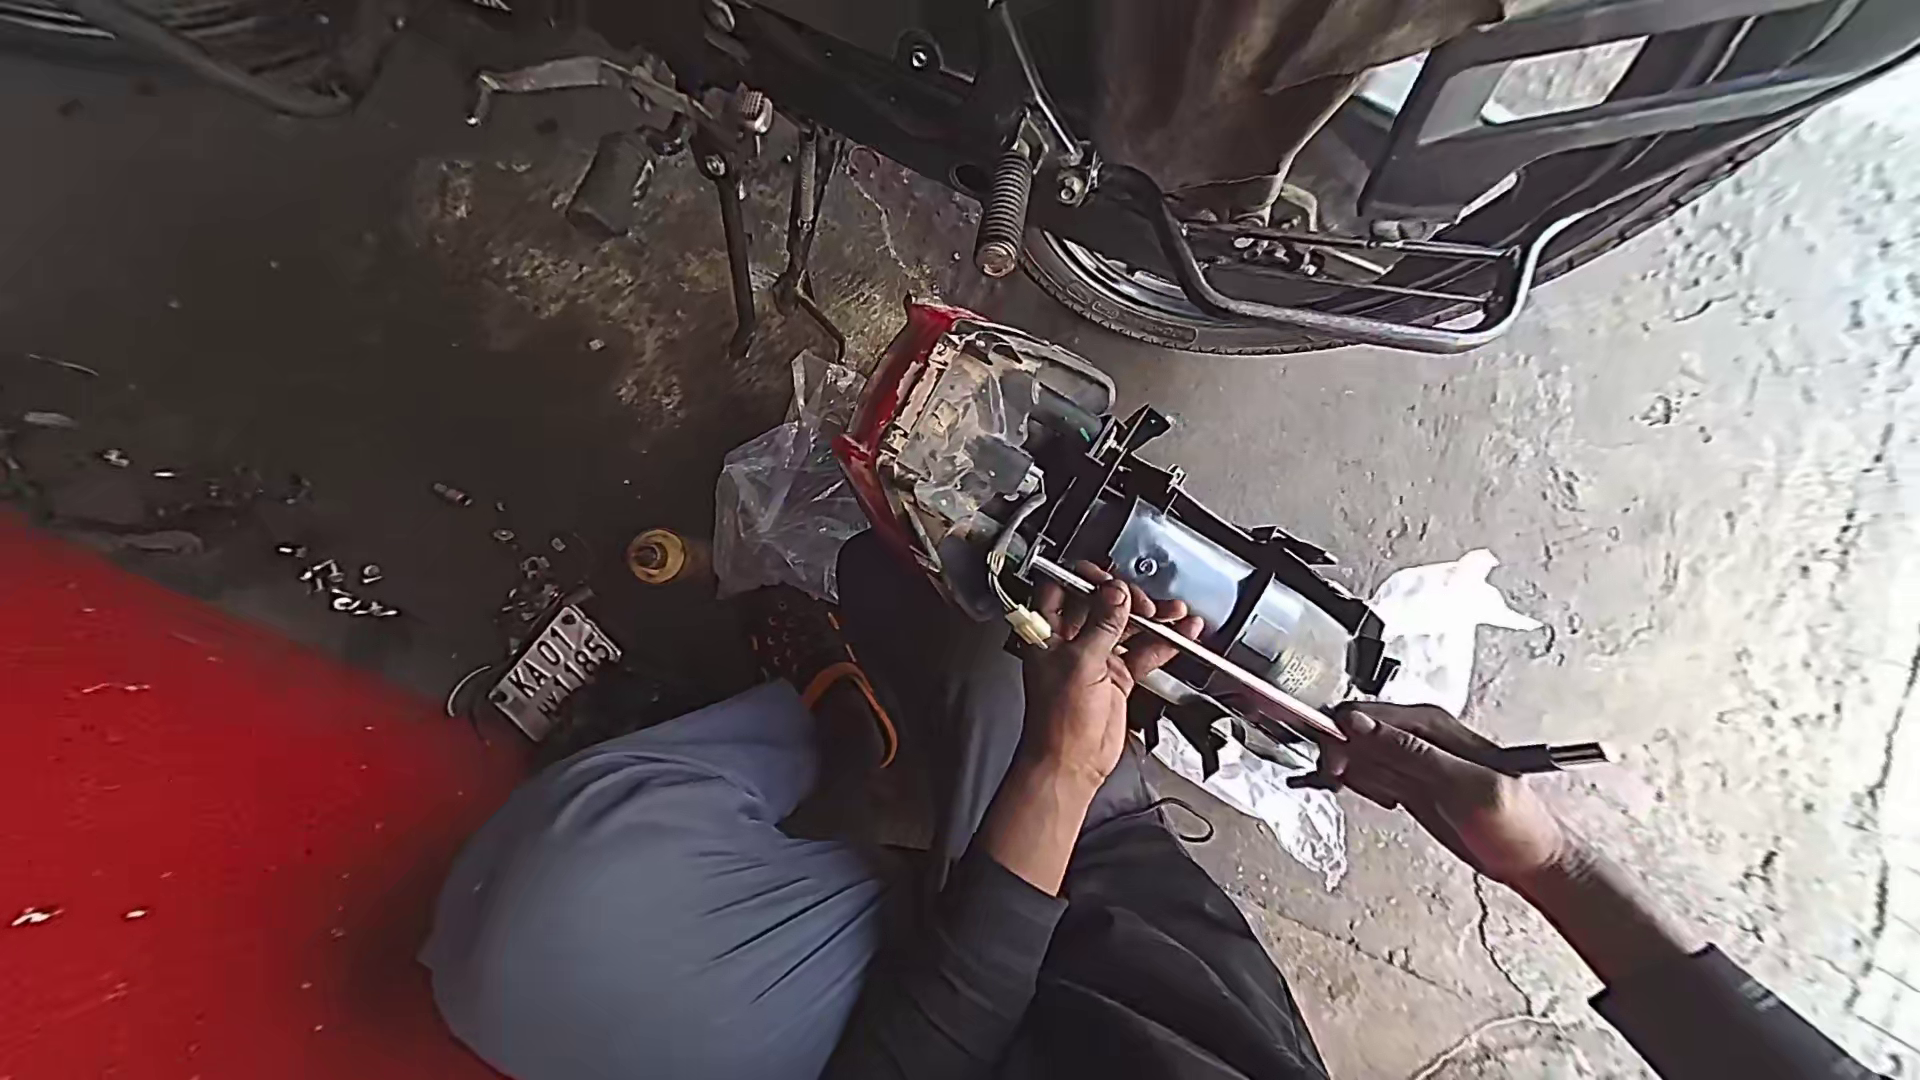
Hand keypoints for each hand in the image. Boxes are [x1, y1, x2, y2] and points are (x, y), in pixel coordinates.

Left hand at [1022, 563, 1203, 791]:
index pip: (1062, 587)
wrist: (1071, 762)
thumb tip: (1116, 593)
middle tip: (1143, 603)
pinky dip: (1163, 642)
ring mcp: (1095, 656)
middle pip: (1100, 602)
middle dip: (1126, 597)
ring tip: (1173, 612)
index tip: (1109, 577)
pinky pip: (1143, 651)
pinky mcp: (1117, 675)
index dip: (1085, 577)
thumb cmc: (1057, 720)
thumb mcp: (1081, 663)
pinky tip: (1182, 632)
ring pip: (1126, 625)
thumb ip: (1102, 625)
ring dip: (1152, 617)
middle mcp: (1070, 639)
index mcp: (1047, 630)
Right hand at [1298, 702, 1572, 887]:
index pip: (1362, 714)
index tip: (1338, 764)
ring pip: (1353, 752)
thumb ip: (1407, 751)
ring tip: (1384, 795)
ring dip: (1355, 775)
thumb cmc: (1516, 825)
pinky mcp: (1403, 779)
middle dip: (1345, 758)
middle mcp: (1416, 734)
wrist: (1534, 863)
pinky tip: (1382, 798)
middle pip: (1352, 731)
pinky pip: (1364, 771)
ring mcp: (1408, 757)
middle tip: (1349, 781)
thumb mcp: (1464, 784)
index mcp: (1430, 723)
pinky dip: (1361, 784)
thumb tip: (1358, 722)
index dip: (1342, 737)